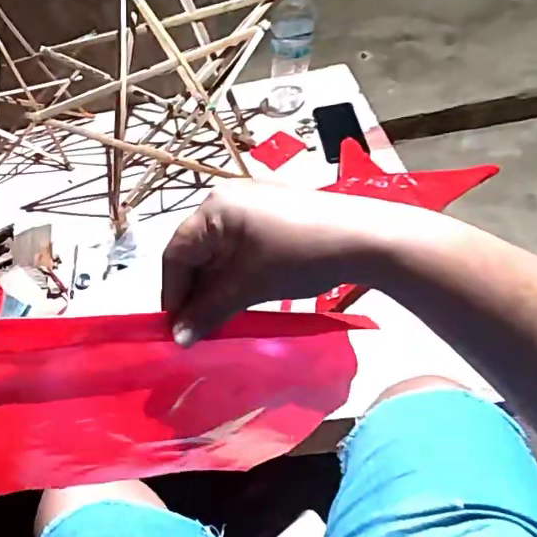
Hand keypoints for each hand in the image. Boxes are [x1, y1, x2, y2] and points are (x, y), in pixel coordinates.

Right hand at [161, 182, 434, 343]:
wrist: (362, 237)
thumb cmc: (298, 257)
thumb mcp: (248, 286)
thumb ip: (208, 311)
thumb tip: (178, 339)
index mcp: (212, 208)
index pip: (176, 254)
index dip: (173, 295)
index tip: (177, 330)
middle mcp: (226, 198)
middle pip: (196, 250)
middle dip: (196, 291)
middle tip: (200, 328)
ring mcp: (251, 201)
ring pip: (219, 250)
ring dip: (217, 284)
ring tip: (222, 315)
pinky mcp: (272, 211)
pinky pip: (239, 244)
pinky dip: (236, 270)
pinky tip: (244, 293)